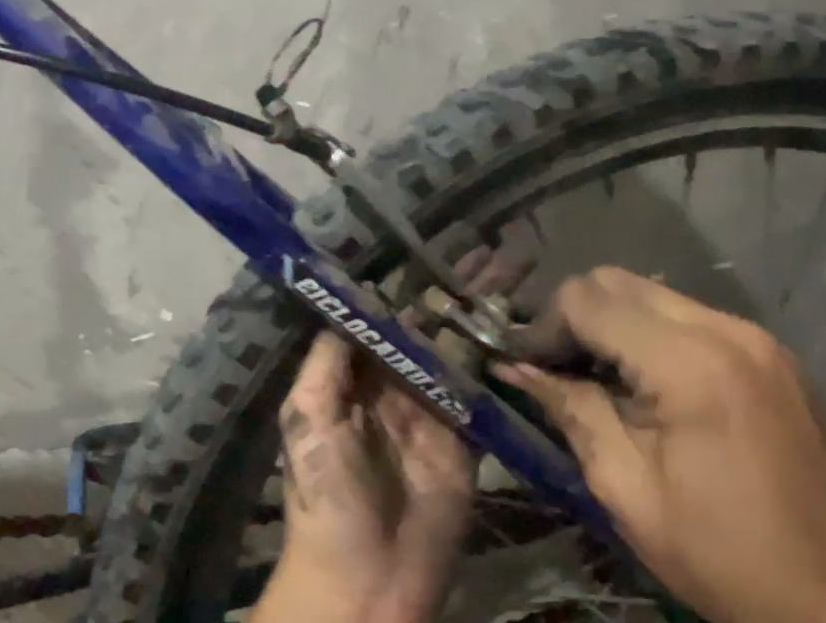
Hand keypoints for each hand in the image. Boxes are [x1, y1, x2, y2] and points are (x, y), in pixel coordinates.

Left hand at [255, 242, 533, 622]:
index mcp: (351, 378)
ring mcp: (431, 411)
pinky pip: (480, 392)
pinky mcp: (464, 440)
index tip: (428, 244)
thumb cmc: (325, 495)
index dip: (402, 283)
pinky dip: (497, 358)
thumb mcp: (308, 419)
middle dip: (450, 289)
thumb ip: (326, 362)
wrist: (365, 582)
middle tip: (485, 248)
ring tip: (509, 270)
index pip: (379, 318)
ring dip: (479, 313)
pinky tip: (517, 325)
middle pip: (424, 326)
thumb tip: (346, 305)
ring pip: (456, 350)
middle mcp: (392, 385)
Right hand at [493, 266, 825, 622]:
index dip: (545, 327)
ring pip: (654, 294)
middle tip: (559, 369)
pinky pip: (692, 318)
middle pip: (619, 281)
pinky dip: (654, 335)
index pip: (587, 299)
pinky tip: (649, 386)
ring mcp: (759, 340)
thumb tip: (514, 366)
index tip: (530, 368)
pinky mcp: (776, 357)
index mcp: (690, 364)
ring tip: (601, 379)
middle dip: (577, 316)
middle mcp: (728, 331)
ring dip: (615, 323)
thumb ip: (571, 410)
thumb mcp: (625, 488)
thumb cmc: (721, 555)